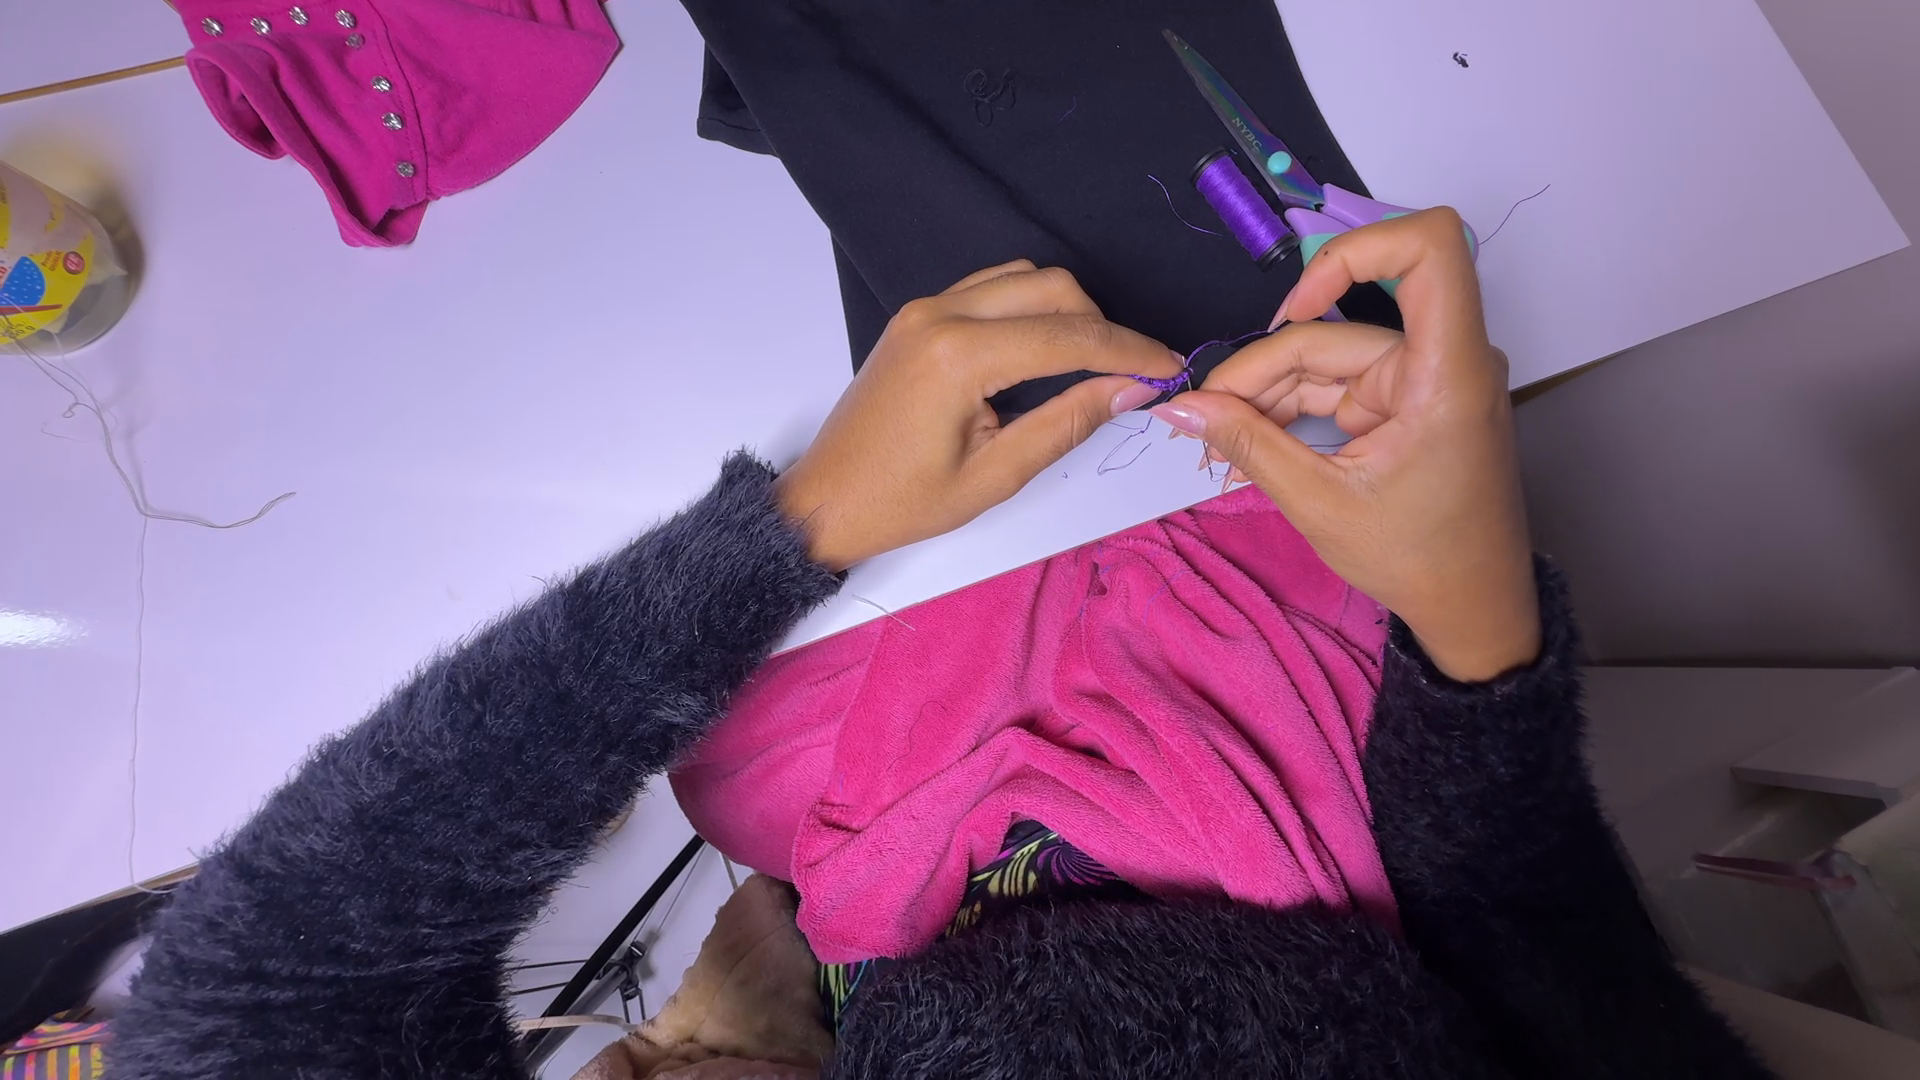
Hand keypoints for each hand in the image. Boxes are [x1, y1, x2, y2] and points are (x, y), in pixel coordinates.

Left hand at [778, 261, 1178, 570]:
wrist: (825, 501)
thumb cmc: (903, 503)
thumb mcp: (994, 476)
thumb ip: (1067, 423)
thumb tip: (1133, 388)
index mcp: (959, 355)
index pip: (1068, 336)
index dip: (1129, 351)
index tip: (1170, 368)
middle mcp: (940, 313)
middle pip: (1051, 287)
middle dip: (1100, 326)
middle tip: (1124, 376)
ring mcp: (923, 308)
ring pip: (1021, 278)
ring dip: (1065, 312)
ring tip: (1085, 367)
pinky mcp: (916, 317)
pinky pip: (989, 290)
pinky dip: (1027, 310)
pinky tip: (1038, 353)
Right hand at [1149, 209, 1538, 681]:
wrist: (1467, 604)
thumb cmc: (1411, 557)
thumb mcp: (1316, 501)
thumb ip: (1246, 445)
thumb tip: (1181, 407)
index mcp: (1443, 373)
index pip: (1426, 249)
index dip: (1352, 252)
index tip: (1292, 307)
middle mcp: (1438, 361)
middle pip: (1333, 330)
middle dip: (1260, 371)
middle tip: (1204, 415)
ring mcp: (1418, 382)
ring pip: (1323, 361)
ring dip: (1265, 396)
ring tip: (1220, 440)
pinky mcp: (1400, 404)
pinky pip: (1331, 389)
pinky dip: (1287, 411)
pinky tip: (1249, 441)